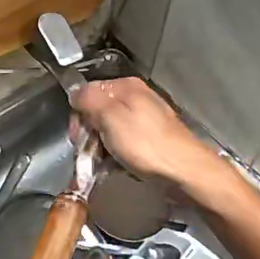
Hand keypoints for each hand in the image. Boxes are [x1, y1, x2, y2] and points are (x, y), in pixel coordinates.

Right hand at [71, 78, 226, 194]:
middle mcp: (137, 97)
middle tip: (89, 151)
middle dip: (89, 131)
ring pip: (110, 128)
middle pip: (99, 110)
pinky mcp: (151, 140)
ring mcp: (145, 119)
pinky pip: (124, 142)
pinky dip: (116, 153)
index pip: (88, 91)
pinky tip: (116, 166)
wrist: (184, 172)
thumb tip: (74, 92)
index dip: (78, 113)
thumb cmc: (146, 144)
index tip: (77, 135)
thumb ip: (88, 100)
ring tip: (102, 162)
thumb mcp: (110, 117)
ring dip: (101, 145)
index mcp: (126, 86)